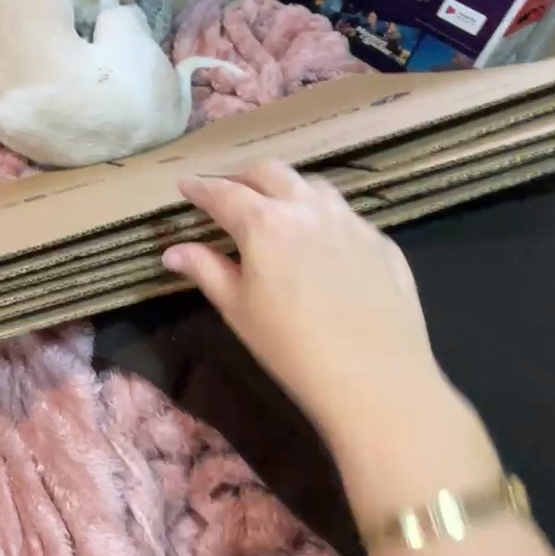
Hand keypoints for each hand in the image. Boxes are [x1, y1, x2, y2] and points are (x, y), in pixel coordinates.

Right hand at [161, 161, 444, 444]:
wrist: (378, 382)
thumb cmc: (291, 348)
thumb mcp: (237, 309)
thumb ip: (205, 270)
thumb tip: (172, 251)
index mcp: (264, 224)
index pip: (223, 192)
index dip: (200, 187)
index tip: (185, 185)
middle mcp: (308, 210)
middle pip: (270, 172)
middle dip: (242, 175)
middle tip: (227, 190)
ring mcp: (351, 223)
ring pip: (313, 185)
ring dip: (286, 188)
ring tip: (275, 206)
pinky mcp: (382, 243)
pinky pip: (346, 216)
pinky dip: (322, 216)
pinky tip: (320, 243)